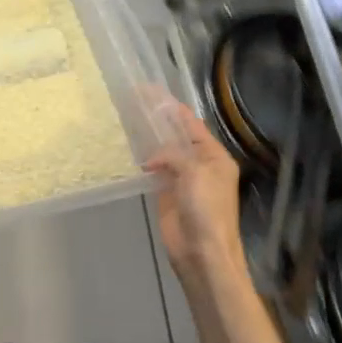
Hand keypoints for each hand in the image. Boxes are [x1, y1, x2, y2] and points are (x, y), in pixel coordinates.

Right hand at [145, 103, 245, 277]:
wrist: (203, 253)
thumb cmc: (206, 209)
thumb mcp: (194, 172)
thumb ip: (173, 154)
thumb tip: (151, 158)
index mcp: (214, 156)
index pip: (191, 123)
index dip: (172, 106)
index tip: (150, 90)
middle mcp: (200, 164)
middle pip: (176, 135)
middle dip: (158, 119)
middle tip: (133, 100)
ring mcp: (183, 178)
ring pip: (164, 151)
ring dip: (149, 138)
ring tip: (127, 119)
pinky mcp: (167, 192)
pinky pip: (155, 169)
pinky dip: (144, 159)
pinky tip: (130, 148)